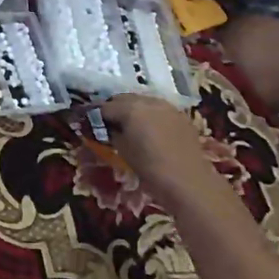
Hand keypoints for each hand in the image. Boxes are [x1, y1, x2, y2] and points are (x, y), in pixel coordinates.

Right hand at [99, 94, 227, 203]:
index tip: (90, 125)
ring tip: (128, 126)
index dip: (95, 116)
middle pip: (123, 98)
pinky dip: (149, 114)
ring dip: (132, 109)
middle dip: (113, 108)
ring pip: (142, 101)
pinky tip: (149, 129)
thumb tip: (105, 127)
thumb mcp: (122, 149)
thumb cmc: (149, 167)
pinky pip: (158, 109)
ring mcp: (167, 106)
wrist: (188, 180)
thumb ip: (111, 133)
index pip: (105, 107)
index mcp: (130, 108)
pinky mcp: (180, 115)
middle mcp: (148, 101)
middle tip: (107, 124)